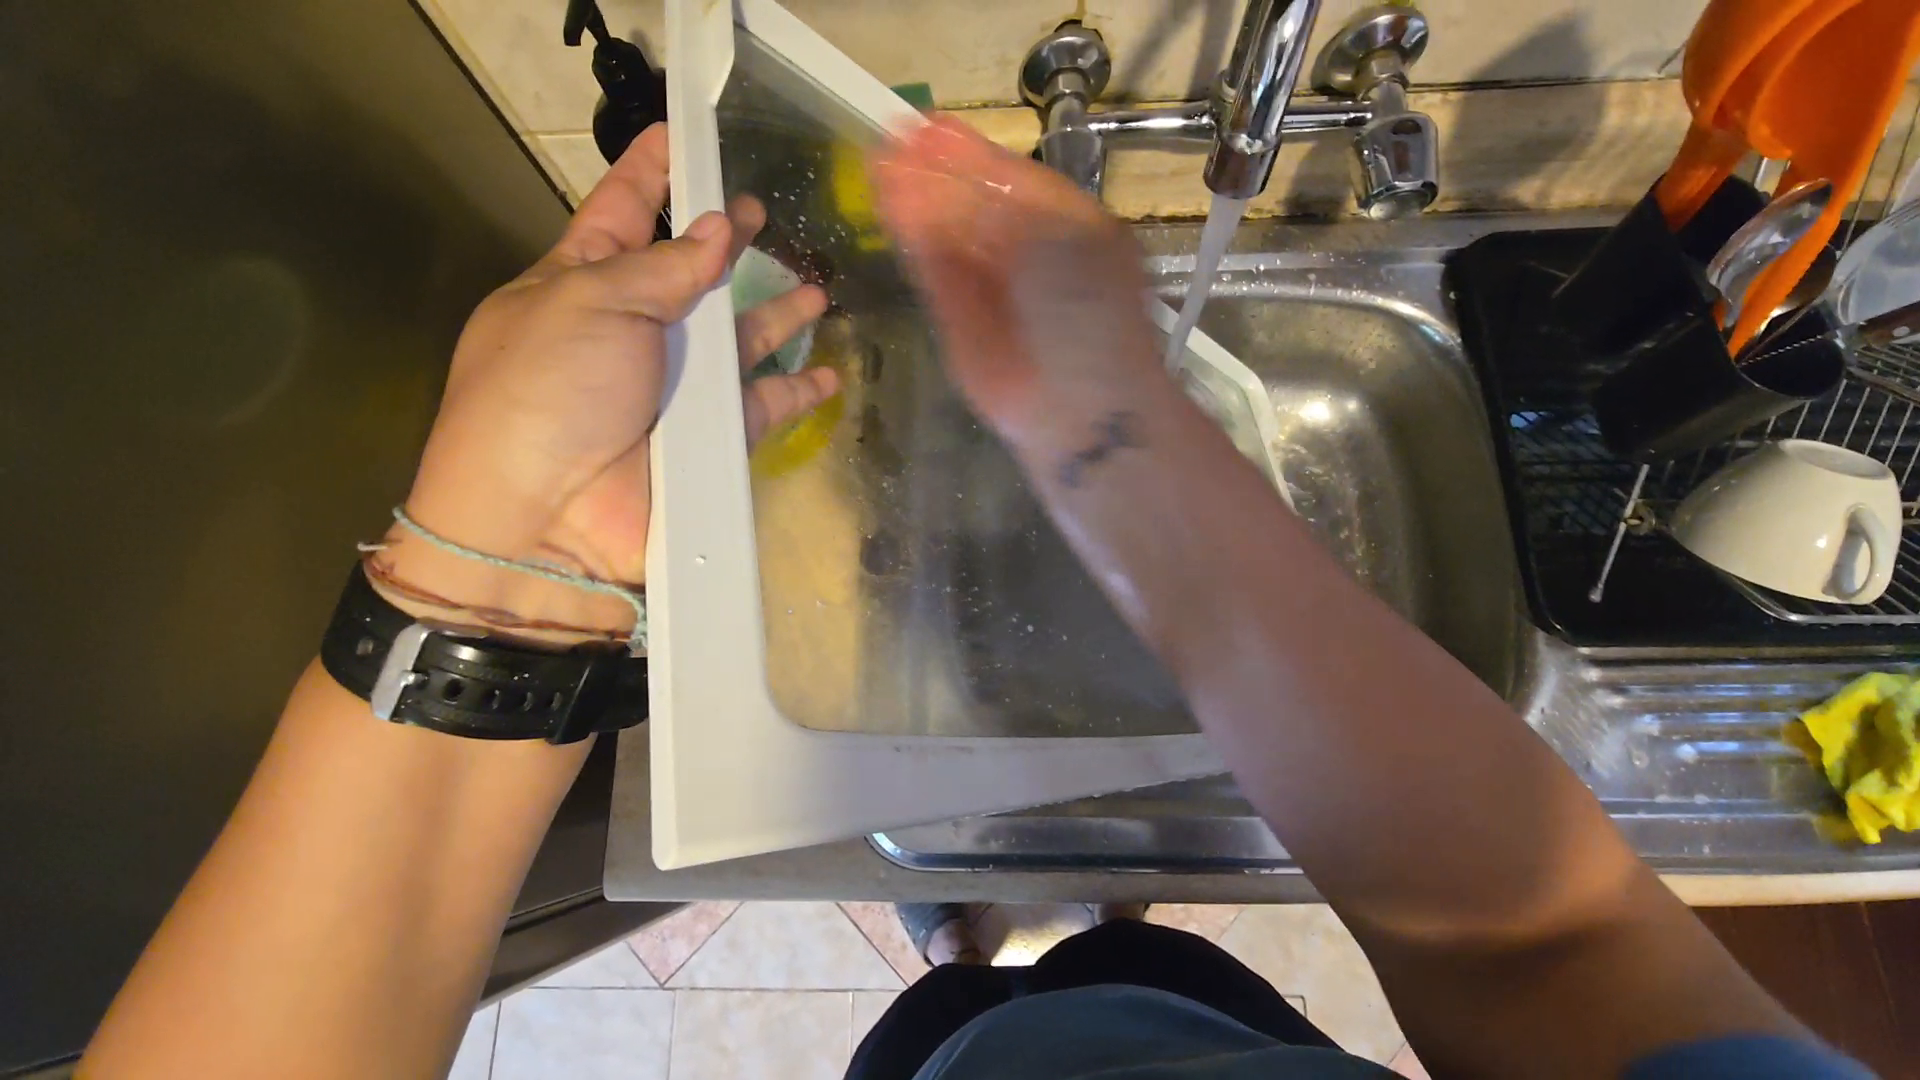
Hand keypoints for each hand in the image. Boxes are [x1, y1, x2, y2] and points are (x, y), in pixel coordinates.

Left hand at [379, 123, 839, 641]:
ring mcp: (674, 392)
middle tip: (761, 210)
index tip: (679, 135)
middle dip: (722, 242)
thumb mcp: (589, 305)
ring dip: (773, 314)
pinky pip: (763, 408)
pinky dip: (795, 392)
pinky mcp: (711, 442)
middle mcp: (630, 334)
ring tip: (815, 289)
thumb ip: (663, 268)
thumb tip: (716, 230)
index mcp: (579, 285)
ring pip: (736, 341)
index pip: (619, 213)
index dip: (648, 173)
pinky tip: (826, 375)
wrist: (547, 524)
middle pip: (688, 276)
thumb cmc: (549, 394)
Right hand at [869, 117, 1168, 448]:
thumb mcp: (1058, 244)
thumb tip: (955, 176)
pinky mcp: (961, 321)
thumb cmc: (1087, 321)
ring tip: (880, 162)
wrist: (1077, 408)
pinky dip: (914, 238)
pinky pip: (934, 270)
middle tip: (895, 138)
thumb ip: (1003, 207)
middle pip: (974, 203)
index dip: (970, 153)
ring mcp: (991, 286)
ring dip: (916, 200)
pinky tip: (890, 205)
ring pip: (948, 234)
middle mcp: (1027, 251)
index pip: (1011, 178)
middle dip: (936, 173)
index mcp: (1066, 226)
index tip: (930, 126)